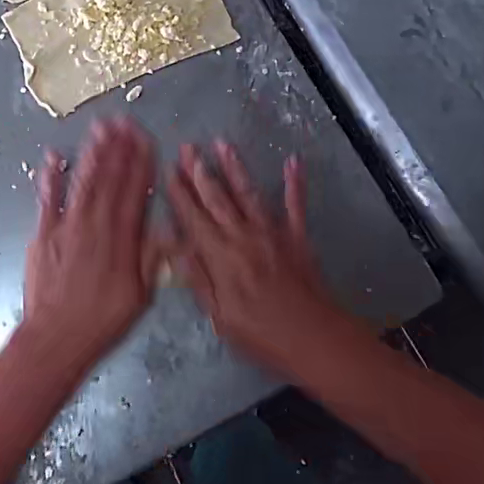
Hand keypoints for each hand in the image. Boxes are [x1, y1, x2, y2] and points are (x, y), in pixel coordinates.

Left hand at [20, 117, 159, 369]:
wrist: (57, 338)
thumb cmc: (101, 321)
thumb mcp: (139, 296)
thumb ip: (150, 259)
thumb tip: (163, 230)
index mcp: (122, 241)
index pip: (135, 194)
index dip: (142, 165)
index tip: (146, 140)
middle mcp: (96, 227)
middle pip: (110, 181)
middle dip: (118, 149)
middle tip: (124, 121)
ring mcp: (67, 227)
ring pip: (83, 183)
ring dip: (92, 153)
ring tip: (99, 128)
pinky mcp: (43, 233)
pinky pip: (47, 200)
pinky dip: (50, 176)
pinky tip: (54, 155)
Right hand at [167, 143, 356, 379]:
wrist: (315, 340)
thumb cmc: (262, 335)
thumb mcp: (218, 316)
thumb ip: (196, 276)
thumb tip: (172, 244)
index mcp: (220, 255)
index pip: (192, 217)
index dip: (178, 193)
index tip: (168, 170)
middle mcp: (242, 236)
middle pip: (216, 198)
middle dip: (199, 171)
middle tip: (187, 147)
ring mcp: (271, 232)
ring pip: (247, 193)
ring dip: (233, 167)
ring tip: (222, 143)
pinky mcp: (297, 236)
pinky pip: (294, 205)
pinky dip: (293, 183)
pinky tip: (291, 162)